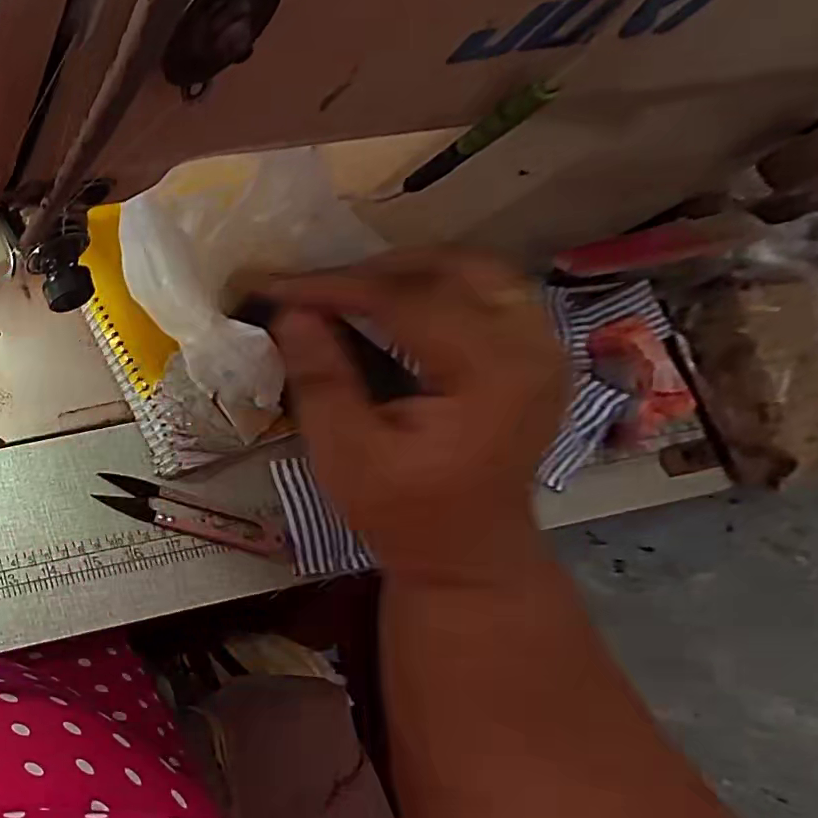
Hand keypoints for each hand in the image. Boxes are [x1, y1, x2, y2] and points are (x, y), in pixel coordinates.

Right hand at [268, 248, 567, 580]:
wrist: (464, 548)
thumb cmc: (401, 508)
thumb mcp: (344, 450)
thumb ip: (320, 377)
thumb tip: (288, 314)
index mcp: (493, 374)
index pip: (409, 300)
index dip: (336, 286)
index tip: (275, 286)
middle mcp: (533, 346)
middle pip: (453, 269)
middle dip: (372, 270)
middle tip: (310, 289)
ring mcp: (542, 346)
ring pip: (473, 272)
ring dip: (402, 273)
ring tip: (342, 293)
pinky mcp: (531, 353)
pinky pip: (482, 293)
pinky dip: (429, 288)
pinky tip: (386, 308)